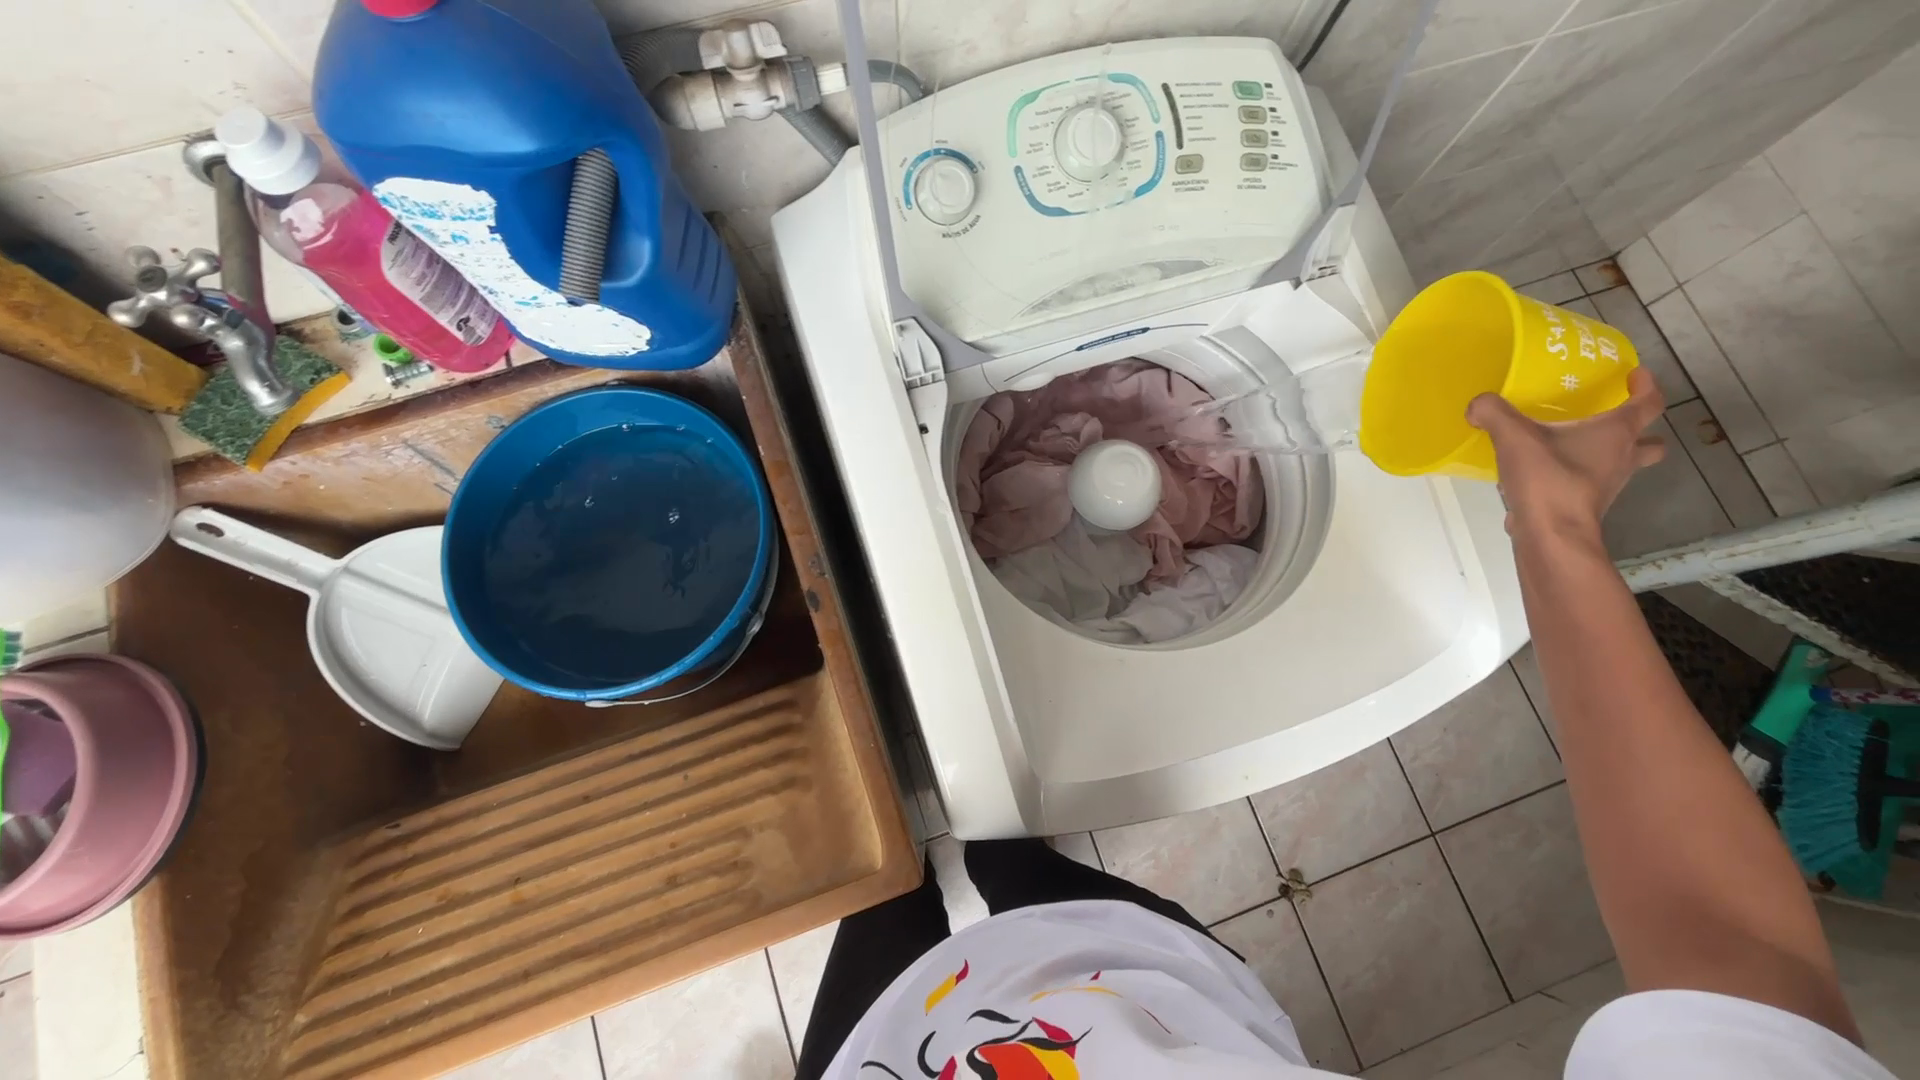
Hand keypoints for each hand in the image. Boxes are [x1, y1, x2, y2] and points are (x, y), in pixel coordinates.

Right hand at [1467, 367, 1665, 547]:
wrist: (1552, 535)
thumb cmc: (1548, 480)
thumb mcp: (1514, 437)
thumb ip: (1493, 413)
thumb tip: (1477, 406)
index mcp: (1617, 433)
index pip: (1649, 403)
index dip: (1646, 386)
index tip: (1636, 374)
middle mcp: (1622, 458)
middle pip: (1650, 442)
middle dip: (1641, 431)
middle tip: (1614, 421)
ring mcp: (1608, 486)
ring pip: (1624, 466)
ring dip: (1611, 456)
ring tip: (1576, 447)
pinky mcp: (1587, 506)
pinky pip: (1591, 486)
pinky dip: (1580, 477)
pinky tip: (1549, 475)